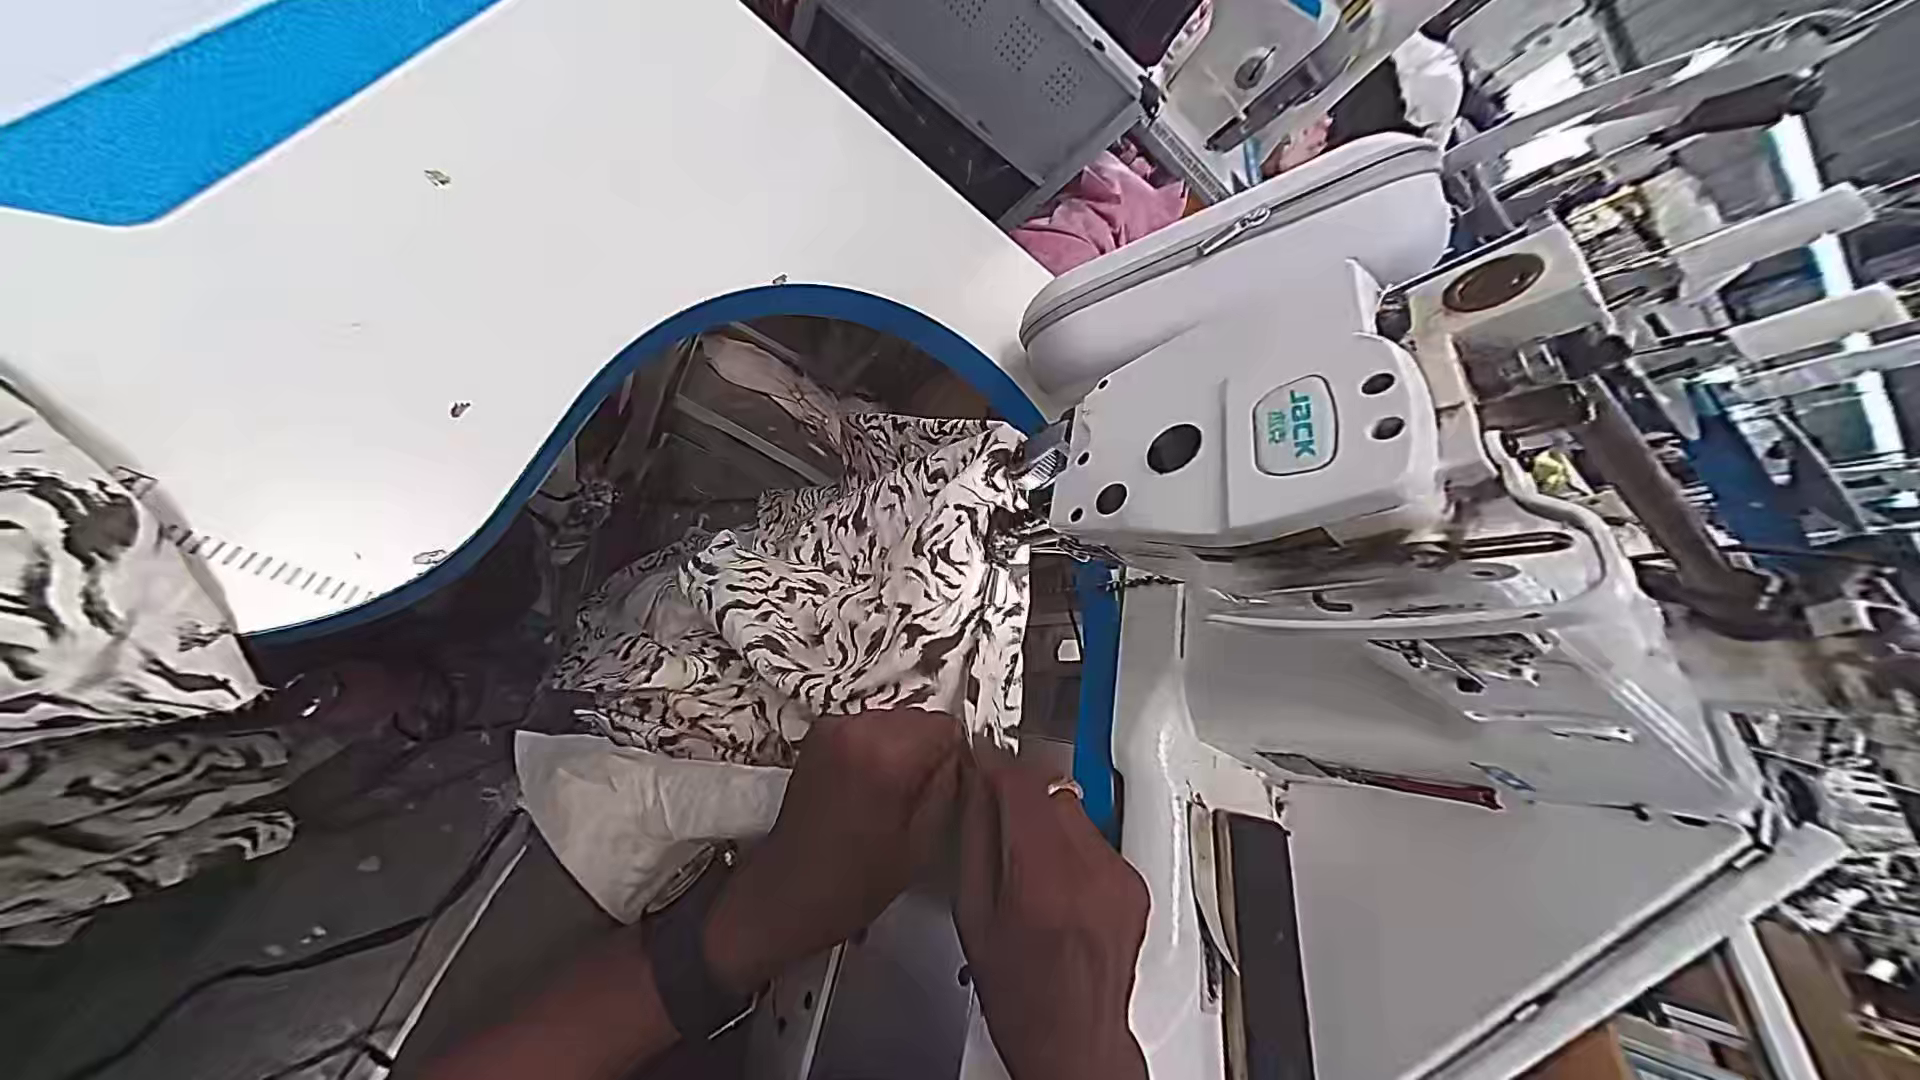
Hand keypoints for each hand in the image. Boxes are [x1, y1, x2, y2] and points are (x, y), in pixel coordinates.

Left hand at [702, 708, 963, 993]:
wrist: (787, 890)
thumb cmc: (853, 882)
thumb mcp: (922, 842)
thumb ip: (948, 786)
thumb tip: (958, 755)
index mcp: (889, 757)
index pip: (945, 725)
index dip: (952, 755)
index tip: (945, 780)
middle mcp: (859, 730)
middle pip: (918, 718)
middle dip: (925, 748)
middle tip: (915, 791)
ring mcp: (835, 727)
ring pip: (893, 719)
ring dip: (899, 745)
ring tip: (887, 790)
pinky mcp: (820, 732)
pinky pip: (866, 725)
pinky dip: (873, 744)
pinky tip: (864, 782)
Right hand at [955, 739, 1148, 1079]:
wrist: (1075, 1041)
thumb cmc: (1020, 994)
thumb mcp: (973, 913)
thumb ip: (975, 837)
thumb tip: (977, 786)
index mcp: (1042, 881)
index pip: (1022, 786)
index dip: (997, 763)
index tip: (983, 755)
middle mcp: (1088, 872)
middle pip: (1050, 789)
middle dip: (1020, 789)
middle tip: (998, 808)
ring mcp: (1117, 876)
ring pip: (1073, 807)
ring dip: (1047, 816)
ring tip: (1030, 858)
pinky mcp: (1134, 882)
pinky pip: (1094, 834)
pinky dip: (1072, 840)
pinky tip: (1059, 877)